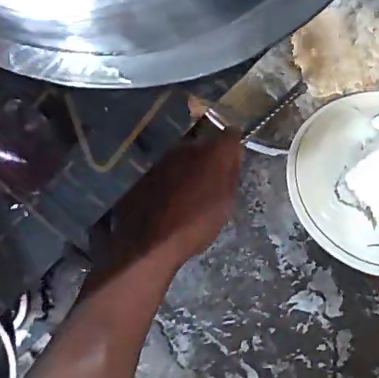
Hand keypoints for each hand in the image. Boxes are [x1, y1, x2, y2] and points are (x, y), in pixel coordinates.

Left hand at [113, 130, 243, 268]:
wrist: (147, 244)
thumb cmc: (197, 223)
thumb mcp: (227, 201)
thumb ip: (231, 173)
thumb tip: (233, 154)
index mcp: (213, 151)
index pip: (231, 134)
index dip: (234, 146)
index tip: (234, 161)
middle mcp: (187, 146)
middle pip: (205, 144)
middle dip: (209, 158)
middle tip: (212, 181)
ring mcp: (162, 158)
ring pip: (183, 157)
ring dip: (188, 168)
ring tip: (190, 193)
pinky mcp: (143, 172)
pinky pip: (166, 170)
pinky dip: (171, 179)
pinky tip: (170, 200)